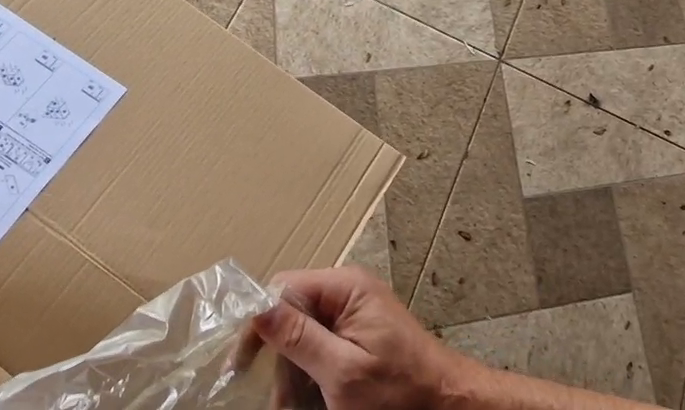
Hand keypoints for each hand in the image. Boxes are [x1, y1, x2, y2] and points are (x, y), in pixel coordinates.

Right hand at [252, 267, 479, 409]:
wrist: (445, 402)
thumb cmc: (399, 389)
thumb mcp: (343, 370)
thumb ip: (300, 337)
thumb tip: (257, 307)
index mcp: (346, 287)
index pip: (284, 286)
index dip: (258, 321)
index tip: (239, 364)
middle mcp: (348, 290)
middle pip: (291, 311)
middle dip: (278, 356)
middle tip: (274, 399)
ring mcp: (354, 311)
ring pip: (303, 333)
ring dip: (292, 371)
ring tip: (291, 404)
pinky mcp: (358, 332)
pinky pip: (321, 344)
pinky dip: (310, 372)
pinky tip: (310, 398)